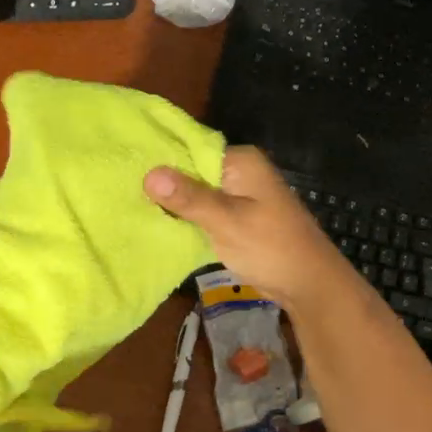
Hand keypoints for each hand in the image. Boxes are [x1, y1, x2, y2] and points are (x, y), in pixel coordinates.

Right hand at [144, 147, 363, 310]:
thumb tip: (149, 173)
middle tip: (122, 190)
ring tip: (130, 204)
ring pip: (195, 191)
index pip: (190, 147)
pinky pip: (203, 209)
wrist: (309, 285)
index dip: (160, 157)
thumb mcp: (227, 222)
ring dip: (172, 202)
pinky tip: (157, 223)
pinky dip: (185, 217)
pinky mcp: (235, 216)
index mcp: (240, 161)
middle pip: (190, 169)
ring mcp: (238, 194)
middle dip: (163, 182)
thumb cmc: (271, 248)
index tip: (125, 166)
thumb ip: (189, 198)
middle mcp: (238, 171)